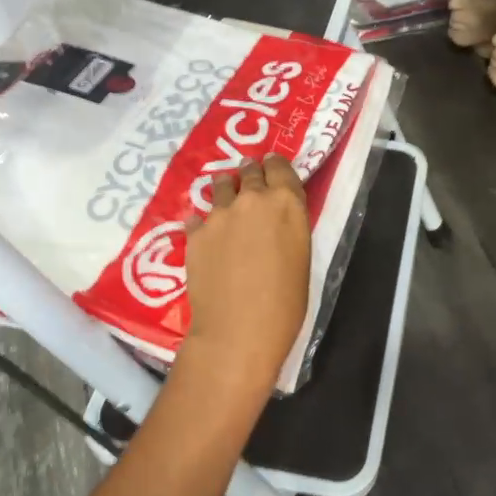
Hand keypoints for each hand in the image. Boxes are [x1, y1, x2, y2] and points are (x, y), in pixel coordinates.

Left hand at [181, 155, 311, 392]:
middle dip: (250, 174)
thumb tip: (275, 220)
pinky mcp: (194, 233)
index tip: (271, 169)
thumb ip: (288, 225)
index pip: (280, 165)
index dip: (274, 166)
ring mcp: (219, 213)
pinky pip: (198, 217)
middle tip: (249, 183)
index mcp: (287, 202)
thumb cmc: (286, 302)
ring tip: (225, 205)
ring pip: (220, 186)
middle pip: (249, 170)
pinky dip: (204, 223)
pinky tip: (206, 239)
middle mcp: (253, 198)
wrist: (239, 330)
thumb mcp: (301, 254)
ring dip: (225, 191)